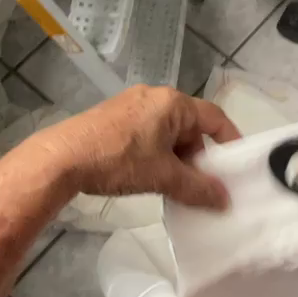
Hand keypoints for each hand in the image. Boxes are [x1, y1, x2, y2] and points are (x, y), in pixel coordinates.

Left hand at [26, 86, 240, 209]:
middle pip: (190, 126)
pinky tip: (148, 175)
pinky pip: (148, 132)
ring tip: (174, 185)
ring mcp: (131, 104)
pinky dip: (156, 152)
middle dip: (198, 155)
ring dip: (176, 157)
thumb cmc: (119, 161)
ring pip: (168, 131)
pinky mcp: (113, 116)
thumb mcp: (163, 177)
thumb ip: (198, 188)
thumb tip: (224, 200)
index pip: (214, 117)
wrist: (61, 158)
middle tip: (201, 184)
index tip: (236, 166)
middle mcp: (154, 96)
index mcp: (173, 103)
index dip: (229, 141)